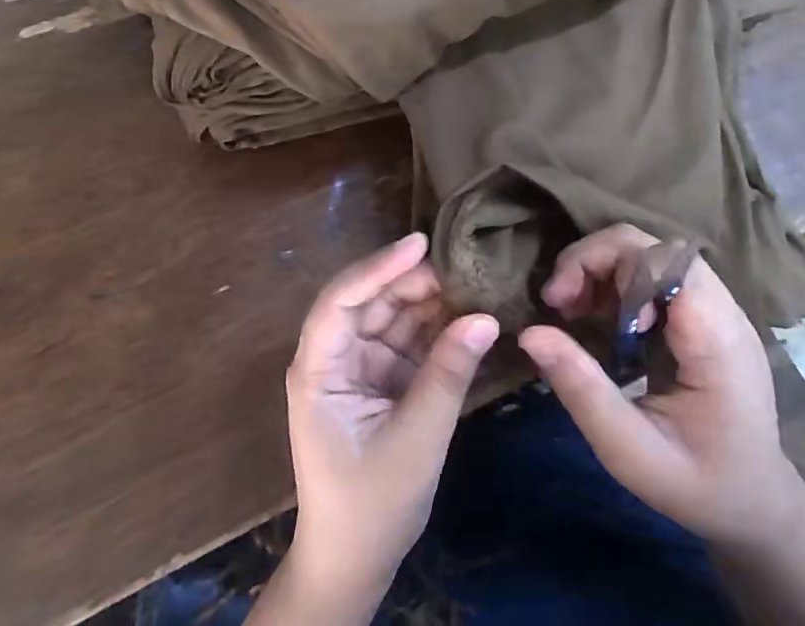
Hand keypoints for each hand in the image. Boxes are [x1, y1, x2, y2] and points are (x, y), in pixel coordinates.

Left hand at [282, 233, 499, 598]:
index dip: (378, 267)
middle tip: (467, 270)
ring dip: (432, 304)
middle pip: (372, 302)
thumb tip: (485, 317)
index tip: (421, 244)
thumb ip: (448, 374)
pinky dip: (439, 332)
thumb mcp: (416, 439)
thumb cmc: (372, 503)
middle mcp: (335, 357)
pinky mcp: (384, 380)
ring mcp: (360, 367)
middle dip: (415, 283)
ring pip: (395, 317)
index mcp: (319, 369)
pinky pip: (411, 342)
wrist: (357, 560)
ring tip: (476, 288)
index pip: (341, 301)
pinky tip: (471, 319)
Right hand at [517, 224, 804, 545]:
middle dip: (594, 261)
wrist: (757, 506)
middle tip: (559, 304)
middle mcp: (724, 311)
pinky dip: (619, 285)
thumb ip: (582, 390)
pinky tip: (601, 318)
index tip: (560, 302)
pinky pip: (658, 276)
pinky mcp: (707, 317)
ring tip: (573, 310)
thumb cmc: (698, 485)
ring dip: (604, 270)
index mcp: (715, 338)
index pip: (659, 257)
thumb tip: (529, 333)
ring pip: (652, 254)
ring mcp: (719, 311)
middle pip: (652, 246)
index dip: (601, 261)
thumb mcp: (630, 451)